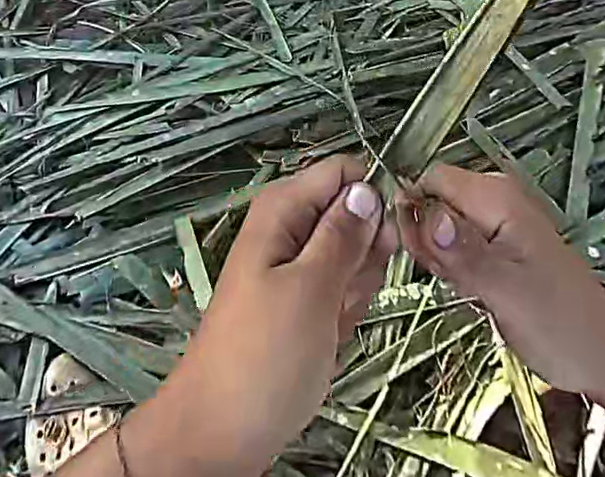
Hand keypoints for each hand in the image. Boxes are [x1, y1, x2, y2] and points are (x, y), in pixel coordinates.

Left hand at [120, 156, 397, 476]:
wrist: (220, 432)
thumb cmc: (264, 358)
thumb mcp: (311, 290)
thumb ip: (343, 235)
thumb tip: (368, 188)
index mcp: (282, 208)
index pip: (343, 173)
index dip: (372, 199)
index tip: (384, 241)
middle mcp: (288, 226)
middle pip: (352, 214)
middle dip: (363, 255)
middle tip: (346, 292)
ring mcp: (295, 264)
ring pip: (352, 255)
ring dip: (355, 289)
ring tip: (330, 319)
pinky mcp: (301, 297)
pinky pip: (340, 288)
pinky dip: (343, 311)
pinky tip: (326, 335)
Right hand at [395, 164, 604, 395]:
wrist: (604, 357)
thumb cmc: (560, 325)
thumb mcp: (507, 291)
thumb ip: (463, 252)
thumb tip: (427, 216)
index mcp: (496, 196)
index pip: (430, 179)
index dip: (415, 212)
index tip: (421, 254)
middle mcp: (493, 196)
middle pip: (431, 198)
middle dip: (425, 236)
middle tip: (447, 276)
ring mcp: (494, 218)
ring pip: (438, 220)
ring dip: (437, 254)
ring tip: (463, 285)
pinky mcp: (494, 241)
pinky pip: (452, 239)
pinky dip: (450, 263)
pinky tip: (468, 287)